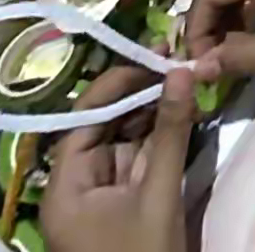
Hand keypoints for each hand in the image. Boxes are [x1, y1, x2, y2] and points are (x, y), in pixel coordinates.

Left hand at [39, 66, 197, 251]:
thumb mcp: (158, 192)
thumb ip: (170, 129)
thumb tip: (182, 68)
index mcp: (67, 186)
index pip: (85, 118)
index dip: (118, 84)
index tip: (155, 57)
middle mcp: (79, 183)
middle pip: (107, 122)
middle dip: (142, 91)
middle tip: (179, 60)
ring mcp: (104, 191)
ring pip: (128, 134)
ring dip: (157, 107)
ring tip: (187, 77)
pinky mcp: (127, 198)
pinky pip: (142, 151)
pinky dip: (163, 131)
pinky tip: (187, 108)